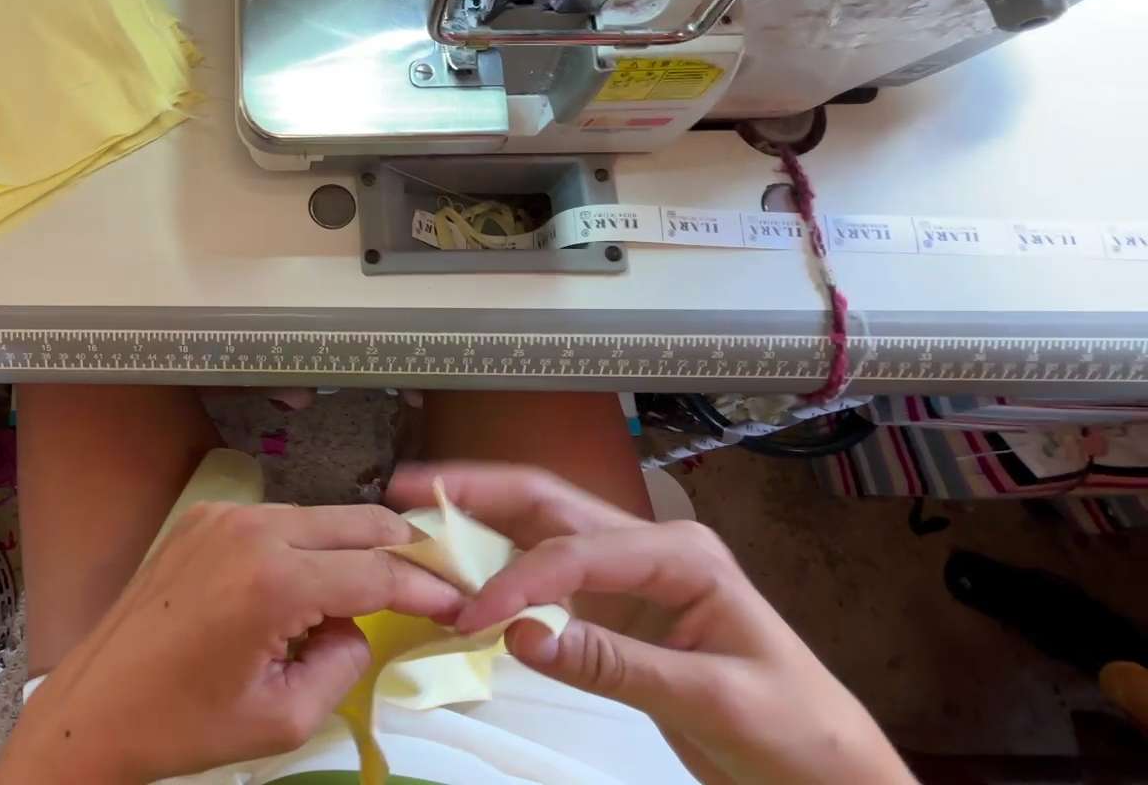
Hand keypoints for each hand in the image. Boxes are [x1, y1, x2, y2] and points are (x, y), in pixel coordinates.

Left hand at [0, 502, 462, 783]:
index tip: (459, 603)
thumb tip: (358, 623)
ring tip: (372, 586)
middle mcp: (251, 528)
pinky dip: (307, 543)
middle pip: (355, 521)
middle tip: (432, 580)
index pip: (377, 570)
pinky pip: (277, 520)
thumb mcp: (288, 715)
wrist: (98, 702)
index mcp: (274, 580)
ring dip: (353, 545)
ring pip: (318, 515)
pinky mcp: (203, 516)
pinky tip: (307, 581)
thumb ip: (345, 660)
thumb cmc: (187, 721)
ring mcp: (223, 514)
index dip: (427, 587)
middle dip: (403, 548)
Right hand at [388, 464, 915, 784]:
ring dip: (478, 514)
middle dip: (476, 490)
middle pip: (547, 503)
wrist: (832, 777)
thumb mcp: (718, 704)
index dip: (517, 579)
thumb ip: (615, 665)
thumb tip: (517, 636)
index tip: (471, 615)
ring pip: (538, 524)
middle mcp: (645, 545)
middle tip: (411, 487)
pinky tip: (460, 560)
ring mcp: (627, 569)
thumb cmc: (796, 737)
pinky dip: (496, 561)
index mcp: (678, 554)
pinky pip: (543, 568)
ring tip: (420, 505)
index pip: (576, 552)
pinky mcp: (611, 600)